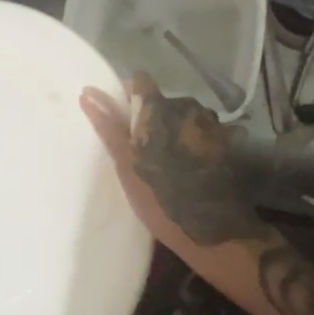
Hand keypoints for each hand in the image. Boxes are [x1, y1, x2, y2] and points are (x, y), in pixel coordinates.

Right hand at [80, 75, 269, 265]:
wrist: (212, 231)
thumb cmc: (160, 197)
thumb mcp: (126, 164)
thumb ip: (109, 125)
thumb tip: (88, 92)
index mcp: (160, 107)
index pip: (140, 83)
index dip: (128, 94)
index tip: (120, 117)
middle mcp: (188, 106)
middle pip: (162, 102)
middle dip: (151, 118)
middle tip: (140, 149)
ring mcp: (211, 123)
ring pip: (183, 117)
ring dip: (173, 130)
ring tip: (165, 161)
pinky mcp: (225, 142)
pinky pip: (201, 133)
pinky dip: (191, 143)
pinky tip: (187, 167)